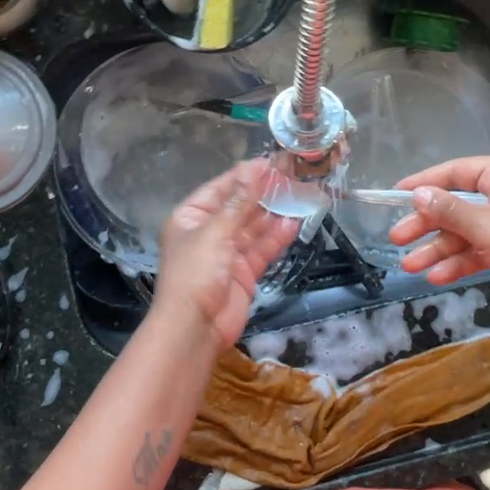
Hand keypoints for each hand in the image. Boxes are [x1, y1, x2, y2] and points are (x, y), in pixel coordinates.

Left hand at [153, 160, 301, 346]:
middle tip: (291, 176)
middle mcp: (207, 232)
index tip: (270, 162)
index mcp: (190, 217)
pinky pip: (261, 249)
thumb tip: (251, 169)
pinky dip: (276, 238)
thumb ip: (238, 202)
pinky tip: (294, 224)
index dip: (244, 175)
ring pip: (253, 228)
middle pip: (239, 207)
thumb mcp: (215, 232)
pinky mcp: (243, 272)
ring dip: (273, 214)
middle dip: (263, 194)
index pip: (220, 189)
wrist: (194, 328)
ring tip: (299, 197)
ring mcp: (226, 253)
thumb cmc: (195, 273)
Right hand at [388, 155, 489, 315]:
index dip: (424, 183)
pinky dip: (459, 261)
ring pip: (465, 231)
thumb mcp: (486, 227)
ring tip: (410, 265)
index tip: (395, 195)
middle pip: (457, 204)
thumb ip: (449, 210)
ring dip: (438, 248)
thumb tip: (418, 194)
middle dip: (427, 224)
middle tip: (397, 238)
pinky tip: (437, 277)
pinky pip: (479, 248)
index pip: (457, 171)